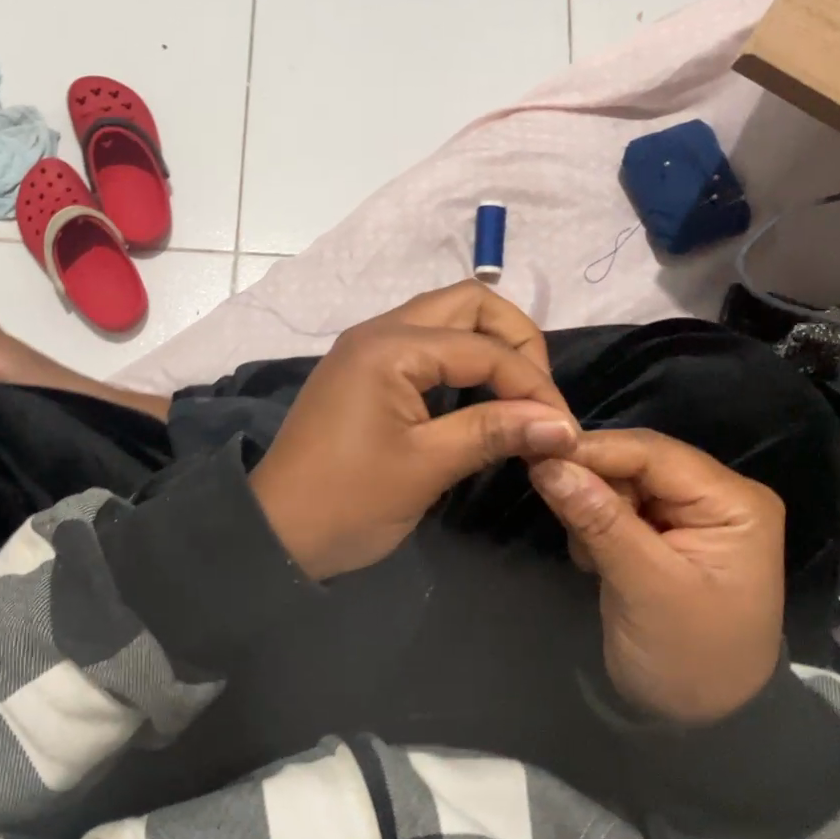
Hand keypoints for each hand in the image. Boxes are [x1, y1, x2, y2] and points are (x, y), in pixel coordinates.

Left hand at [250, 281, 579, 581]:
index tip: (564, 431)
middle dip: (516, 341)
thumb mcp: (427, 466)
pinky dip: (459, 362)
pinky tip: (479, 398)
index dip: (533, 385)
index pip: (485, 348)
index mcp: (389, 346)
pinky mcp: (362, 372)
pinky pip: (423, 345)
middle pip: (467, 305)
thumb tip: (563, 425)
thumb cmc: (348, 501)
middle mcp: (376, 331)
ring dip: (488, 347)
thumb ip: (495, 432)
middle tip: (539, 396)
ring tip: (518, 397)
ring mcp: (365, 349)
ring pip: (445, 320)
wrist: (276, 533)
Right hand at [530, 430, 785, 726]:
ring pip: (618, 481)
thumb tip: (547, 463)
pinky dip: (593, 524)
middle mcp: (714, 496)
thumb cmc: (688, 656)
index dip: (593, 450)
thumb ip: (598, 520)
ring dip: (590, 509)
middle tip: (566, 524)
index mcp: (733, 502)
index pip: (652, 452)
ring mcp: (687, 515)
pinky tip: (595, 561)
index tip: (534, 456)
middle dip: (592, 486)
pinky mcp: (660, 533)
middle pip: (634, 461)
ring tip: (590, 557)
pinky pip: (614, 505)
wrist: (699, 720)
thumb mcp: (645, 587)